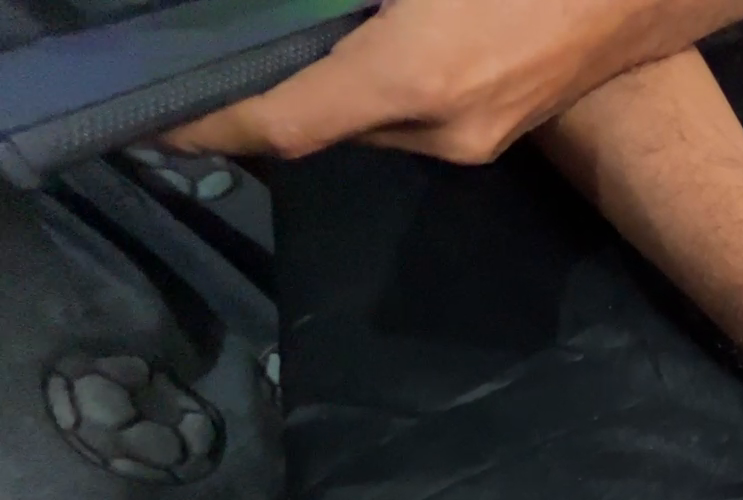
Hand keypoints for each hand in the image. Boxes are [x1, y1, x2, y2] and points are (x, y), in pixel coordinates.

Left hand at [165, 0, 742, 162]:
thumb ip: (342, 8)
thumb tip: (302, 20)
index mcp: (417, 82)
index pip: (281, 124)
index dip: (205, 127)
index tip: (141, 122)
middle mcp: (443, 130)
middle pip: (321, 128)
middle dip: (258, 99)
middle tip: (206, 51)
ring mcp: (475, 139)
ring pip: (366, 125)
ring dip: (317, 92)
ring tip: (282, 45)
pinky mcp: (497, 132)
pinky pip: (408, 121)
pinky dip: (366, 92)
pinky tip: (365, 50)